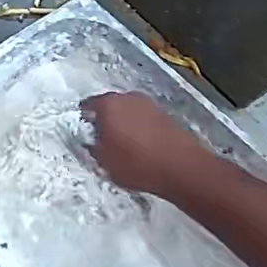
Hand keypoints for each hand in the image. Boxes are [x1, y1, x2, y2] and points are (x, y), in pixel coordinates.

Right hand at [80, 91, 208, 197]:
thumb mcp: (104, 162)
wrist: (183, 169)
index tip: (85, 133)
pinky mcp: (165, 115)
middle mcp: (127, 97)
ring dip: (124, 123)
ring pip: (128, 111)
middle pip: (109, 105)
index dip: (83, 120)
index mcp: (107, 104)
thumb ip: (91, 147)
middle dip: (105, 119)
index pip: (87, 105)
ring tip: (125, 145)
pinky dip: (140, 128)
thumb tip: (91, 141)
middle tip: (103, 139)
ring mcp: (149, 104)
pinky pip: (144, 119)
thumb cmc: (137, 164)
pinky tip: (142, 146)